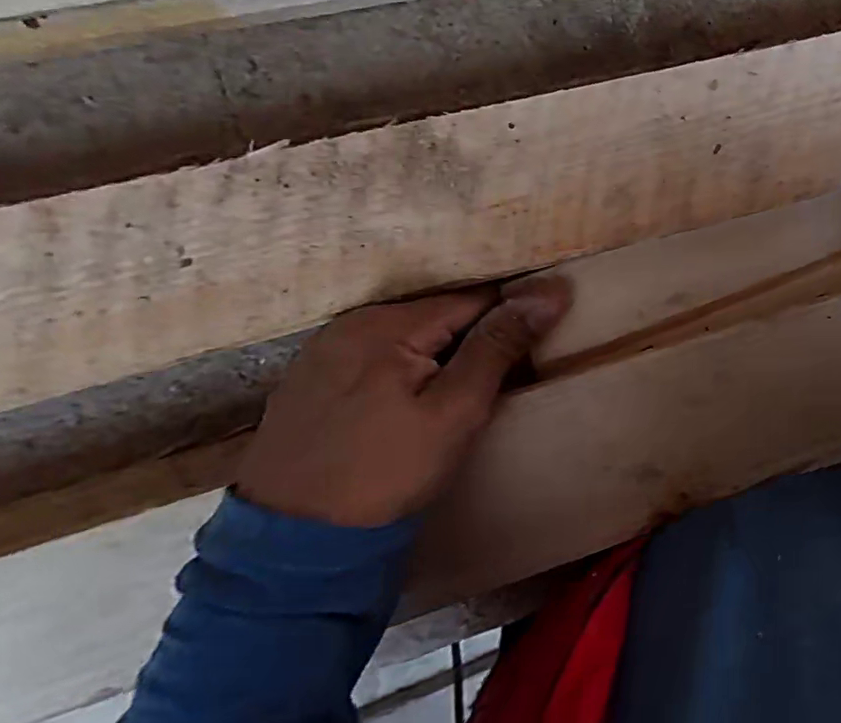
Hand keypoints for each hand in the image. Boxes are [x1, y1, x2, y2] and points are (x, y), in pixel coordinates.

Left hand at [235, 277, 571, 526]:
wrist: (290, 547)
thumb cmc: (386, 472)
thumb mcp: (457, 409)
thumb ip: (499, 345)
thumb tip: (550, 292)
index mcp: (385, 324)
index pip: (476, 298)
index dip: (512, 319)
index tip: (534, 351)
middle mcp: (350, 324)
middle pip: (442, 313)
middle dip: (478, 337)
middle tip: (503, 379)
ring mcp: (324, 352)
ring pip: (414, 334)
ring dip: (446, 353)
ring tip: (464, 392)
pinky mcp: (312, 380)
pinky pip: (382, 355)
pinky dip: (412, 367)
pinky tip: (418, 401)